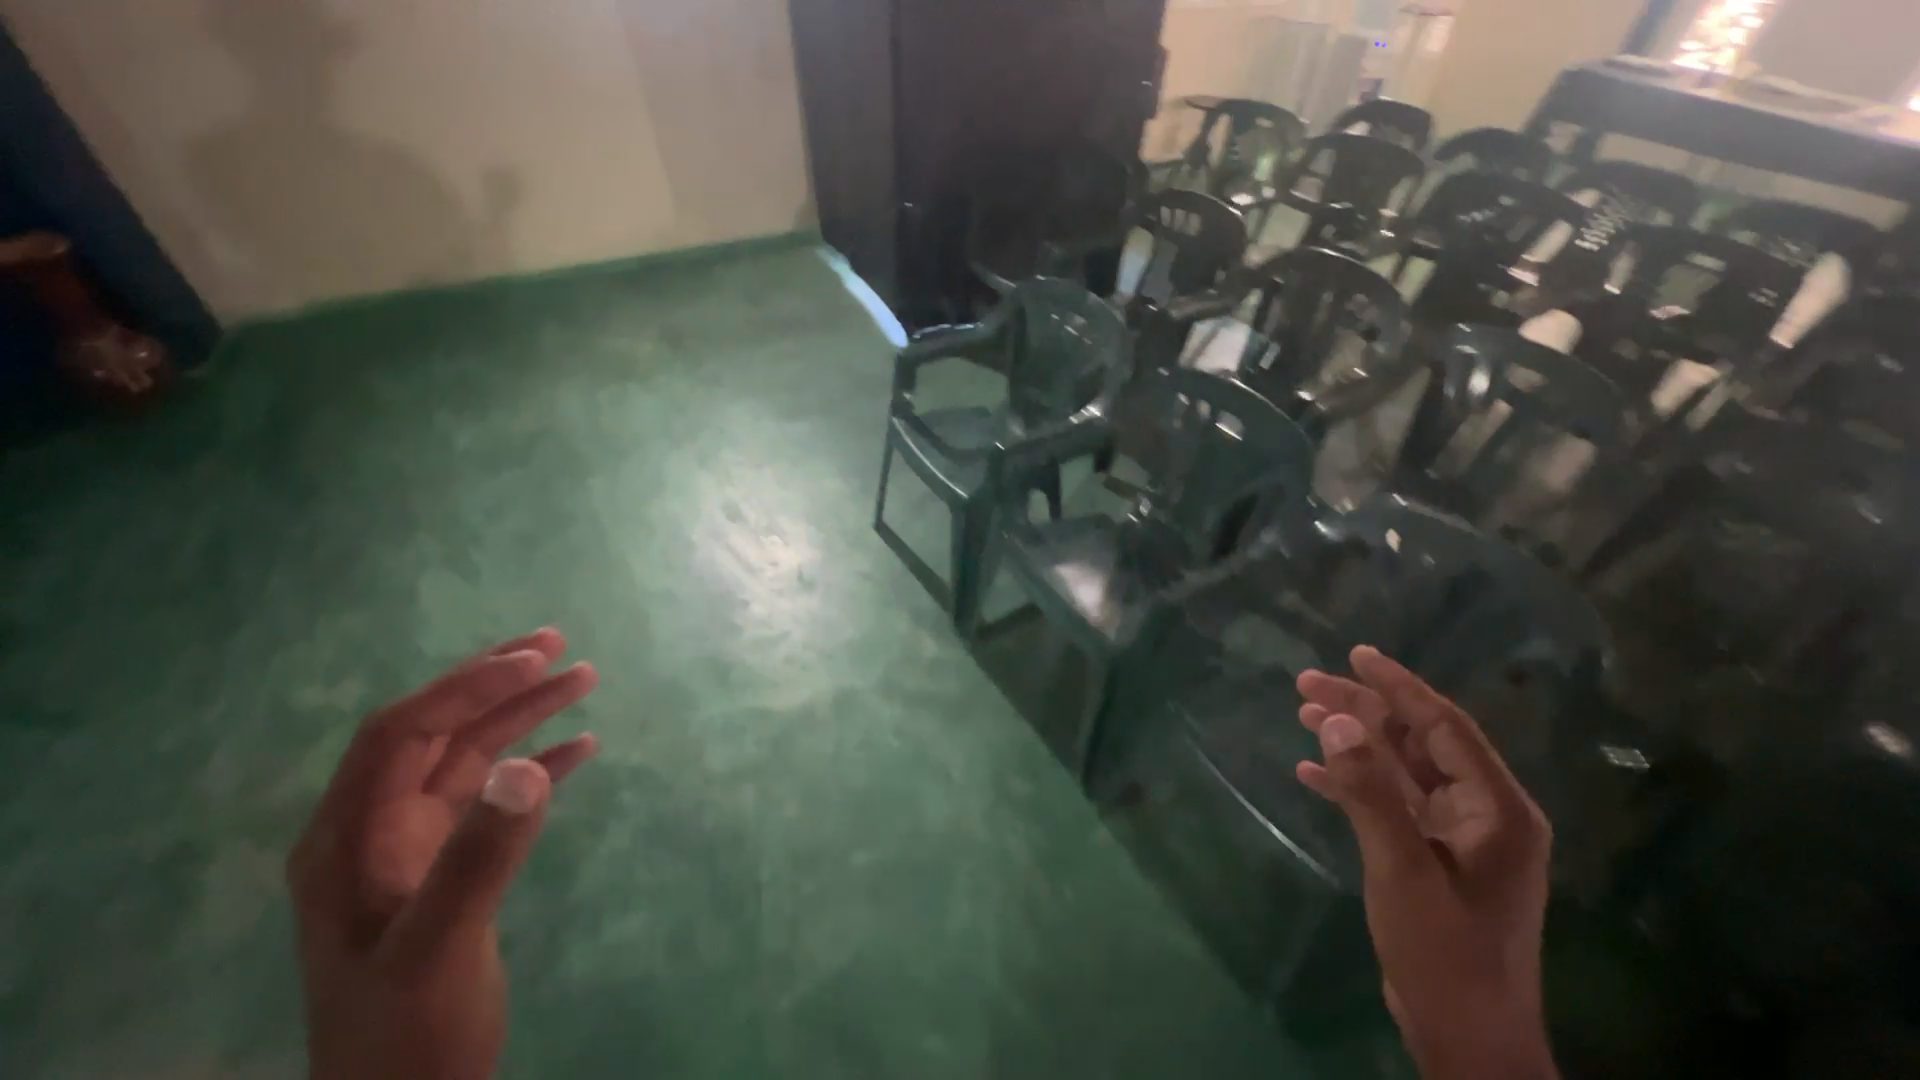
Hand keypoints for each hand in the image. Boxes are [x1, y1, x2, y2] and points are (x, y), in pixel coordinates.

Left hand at [288, 628, 600, 1079]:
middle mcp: (373, 830)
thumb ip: (477, 857)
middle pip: (435, 734)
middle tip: (559, 645)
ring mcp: (411, 849)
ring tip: (583, 678)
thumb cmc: (409, 1032)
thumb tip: (527, 766)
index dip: (467, 687)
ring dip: (522, 717)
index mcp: (347, 839)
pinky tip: (582, 747)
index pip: (400, 734)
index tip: (537, 661)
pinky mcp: (448, 868)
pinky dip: (538, 765)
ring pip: (469, 759)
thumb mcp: (438, 948)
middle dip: (495, 685)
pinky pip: (493, 797)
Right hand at [1297, 647, 1558, 1079]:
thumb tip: (1337, 722)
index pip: (1445, 726)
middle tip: (1304, 685)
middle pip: (1419, 742)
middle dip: (1363, 711)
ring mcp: (1459, 837)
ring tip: (1302, 715)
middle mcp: (1483, 813)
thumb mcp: (1403, 869)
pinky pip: (1391, 804)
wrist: (1467, 1036)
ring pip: (1401, 769)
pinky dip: (1353, 785)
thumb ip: (1370, 792)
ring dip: (1354, 742)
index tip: (1354, 655)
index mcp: (1496, 808)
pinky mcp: (1433, 858)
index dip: (1398, 687)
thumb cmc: (1445, 952)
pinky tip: (1311, 772)